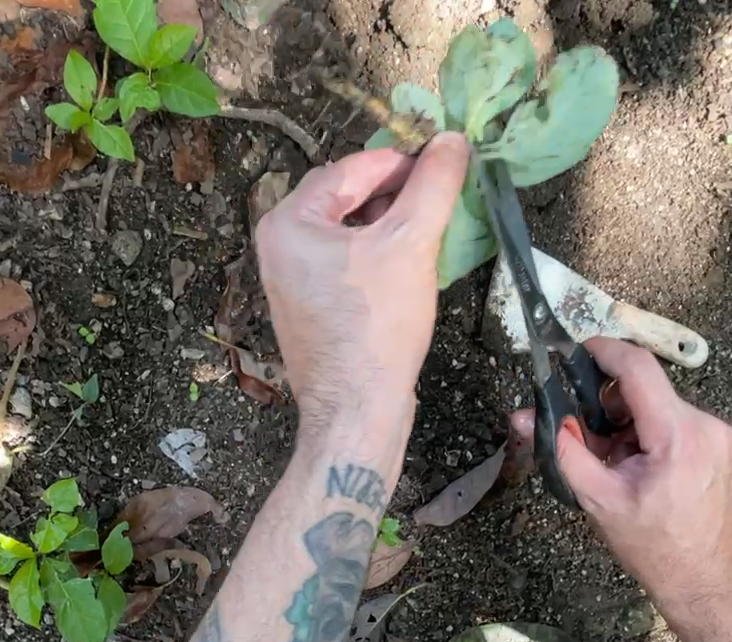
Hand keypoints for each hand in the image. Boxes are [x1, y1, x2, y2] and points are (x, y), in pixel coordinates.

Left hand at [254, 134, 469, 437]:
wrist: (356, 410)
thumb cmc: (377, 325)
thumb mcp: (411, 243)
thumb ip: (433, 184)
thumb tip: (453, 140)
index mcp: (287, 223)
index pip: (350, 170)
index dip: (401, 162)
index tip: (444, 163)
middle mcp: (278, 249)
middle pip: (346, 200)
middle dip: (394, 196)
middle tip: (439, 199)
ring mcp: (290, 284)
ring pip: (348, 235)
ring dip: (389, 228)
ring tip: (428, 234)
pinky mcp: (309, 313)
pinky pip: (344, 268)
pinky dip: (376, 260)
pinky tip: (407, 270)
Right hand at [551, 339, 731, 616]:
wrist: (705, 581)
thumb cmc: (650, 545)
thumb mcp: (596, 498)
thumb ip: (563, 449)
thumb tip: (527, 417)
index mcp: (678, 435)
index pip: (639, 369)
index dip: (606, 351)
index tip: (580, 350)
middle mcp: (710, 426)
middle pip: (649, 393)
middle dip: (612, 408)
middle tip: (589, 438)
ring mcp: (726, 437)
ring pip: (665, 411)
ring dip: (634, 426)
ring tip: (619, 465)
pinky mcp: (731, 448)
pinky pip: (684, 427)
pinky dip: (656, 438)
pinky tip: (646, 472)